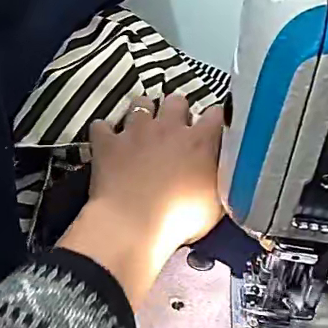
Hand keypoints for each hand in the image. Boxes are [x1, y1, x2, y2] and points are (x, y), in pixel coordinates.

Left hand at [59, 94, 224, 306]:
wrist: (134, 225)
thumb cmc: (176, 219)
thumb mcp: (216, 203)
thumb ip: (221, 177)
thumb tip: (225, 171)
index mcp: (200, 142)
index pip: (215, 115)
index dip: (215, 119)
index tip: (214, 126)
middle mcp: (169, 129)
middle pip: (177, 101)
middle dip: (178, 109)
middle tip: (177, 125)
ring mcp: (137, 132)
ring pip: (141, 104)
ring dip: (144, 112)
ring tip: (144, 124)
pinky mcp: (109, 144)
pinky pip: (102, 126)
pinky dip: (104, 131)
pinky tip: (107, 138)